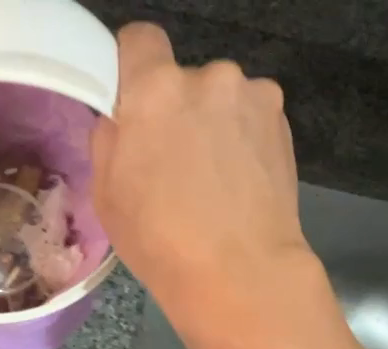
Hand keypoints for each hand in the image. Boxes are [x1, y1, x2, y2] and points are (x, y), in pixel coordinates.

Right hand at [91, 24, 310, 313]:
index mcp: (153, 91)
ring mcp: (251, 94)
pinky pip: (247, 116)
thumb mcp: (107, 197)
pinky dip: (238, 139)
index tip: (128, 98)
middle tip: (167, 163)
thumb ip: (109, 142)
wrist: (238, 269)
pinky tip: (234, 181)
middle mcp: (207, 76)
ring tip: (207, 179)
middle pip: (180, 79)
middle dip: (172, 110)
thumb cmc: (158, 240)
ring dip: (209, 124)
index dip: (130, 64)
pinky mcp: (281, 117)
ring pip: (217, 99)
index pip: (138, 39)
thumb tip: (119, 121)